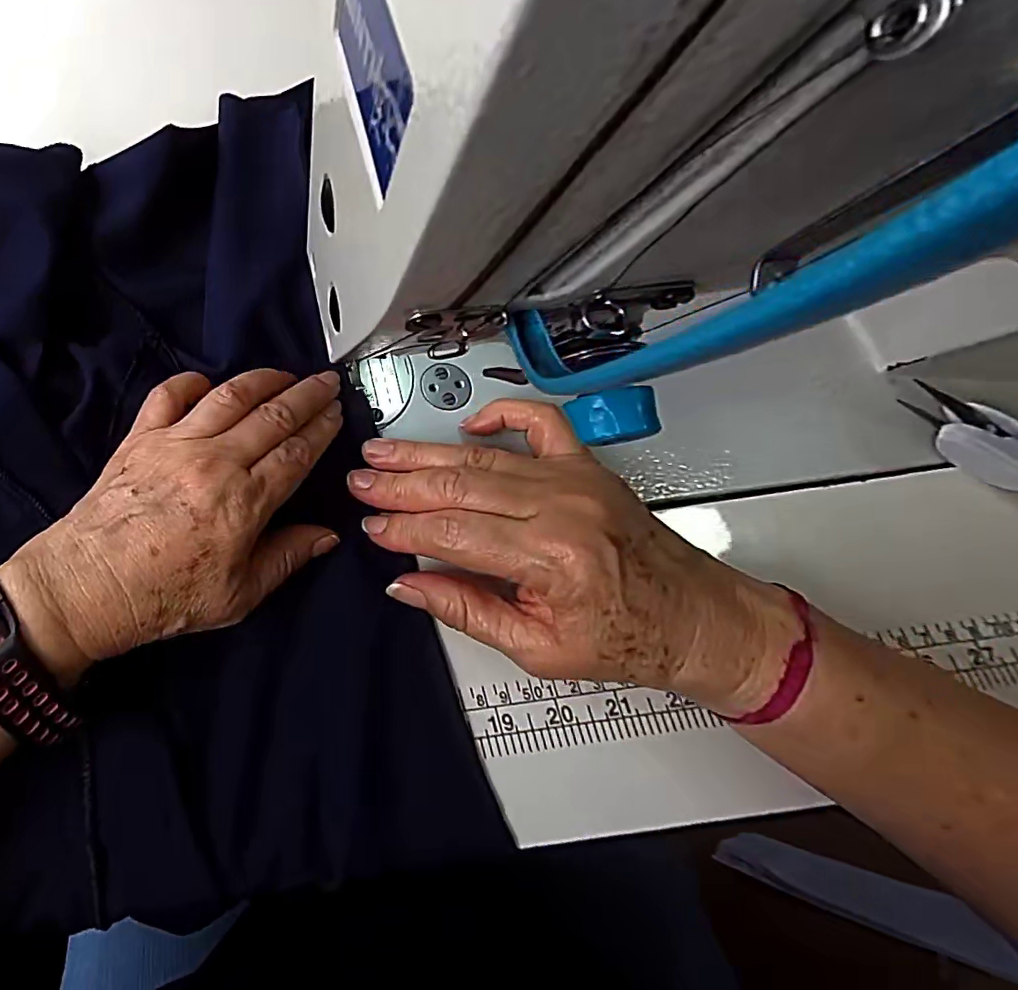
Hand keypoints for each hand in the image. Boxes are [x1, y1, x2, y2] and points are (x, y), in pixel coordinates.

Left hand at [0, 369, 345, 682]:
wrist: (91, 583)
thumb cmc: (159, 596)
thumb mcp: (237, 596)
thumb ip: (285, 558)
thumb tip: (324, 536)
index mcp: (244, 501)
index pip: (296, 452)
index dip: (321, 429)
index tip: (335, 414)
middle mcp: (213, 463)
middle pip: (272, 415)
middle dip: (305, 395)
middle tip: (323, 384)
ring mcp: (174, 445)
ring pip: (228, 397)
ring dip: (261, 380)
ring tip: (282, 375)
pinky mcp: (139, 439)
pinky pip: (168, 395)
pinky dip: (190, 382)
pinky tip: (207, 382)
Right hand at [346, 399, 799, 714]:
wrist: (702, 621)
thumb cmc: (629, 638)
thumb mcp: (535, 648)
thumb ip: (464, 610)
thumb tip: (406, 584)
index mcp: (551, 559)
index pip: (450, 532)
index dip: (401, 528)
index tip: (371, 528)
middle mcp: (563, 510)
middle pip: (456, 485)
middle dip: (398, 484)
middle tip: (360, 483)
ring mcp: (576, 481)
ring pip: (479, 456)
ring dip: (423, 452)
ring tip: (381, 452)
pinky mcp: (586, 468)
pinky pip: (540, 424)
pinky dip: (501, 415)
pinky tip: (469, 423)